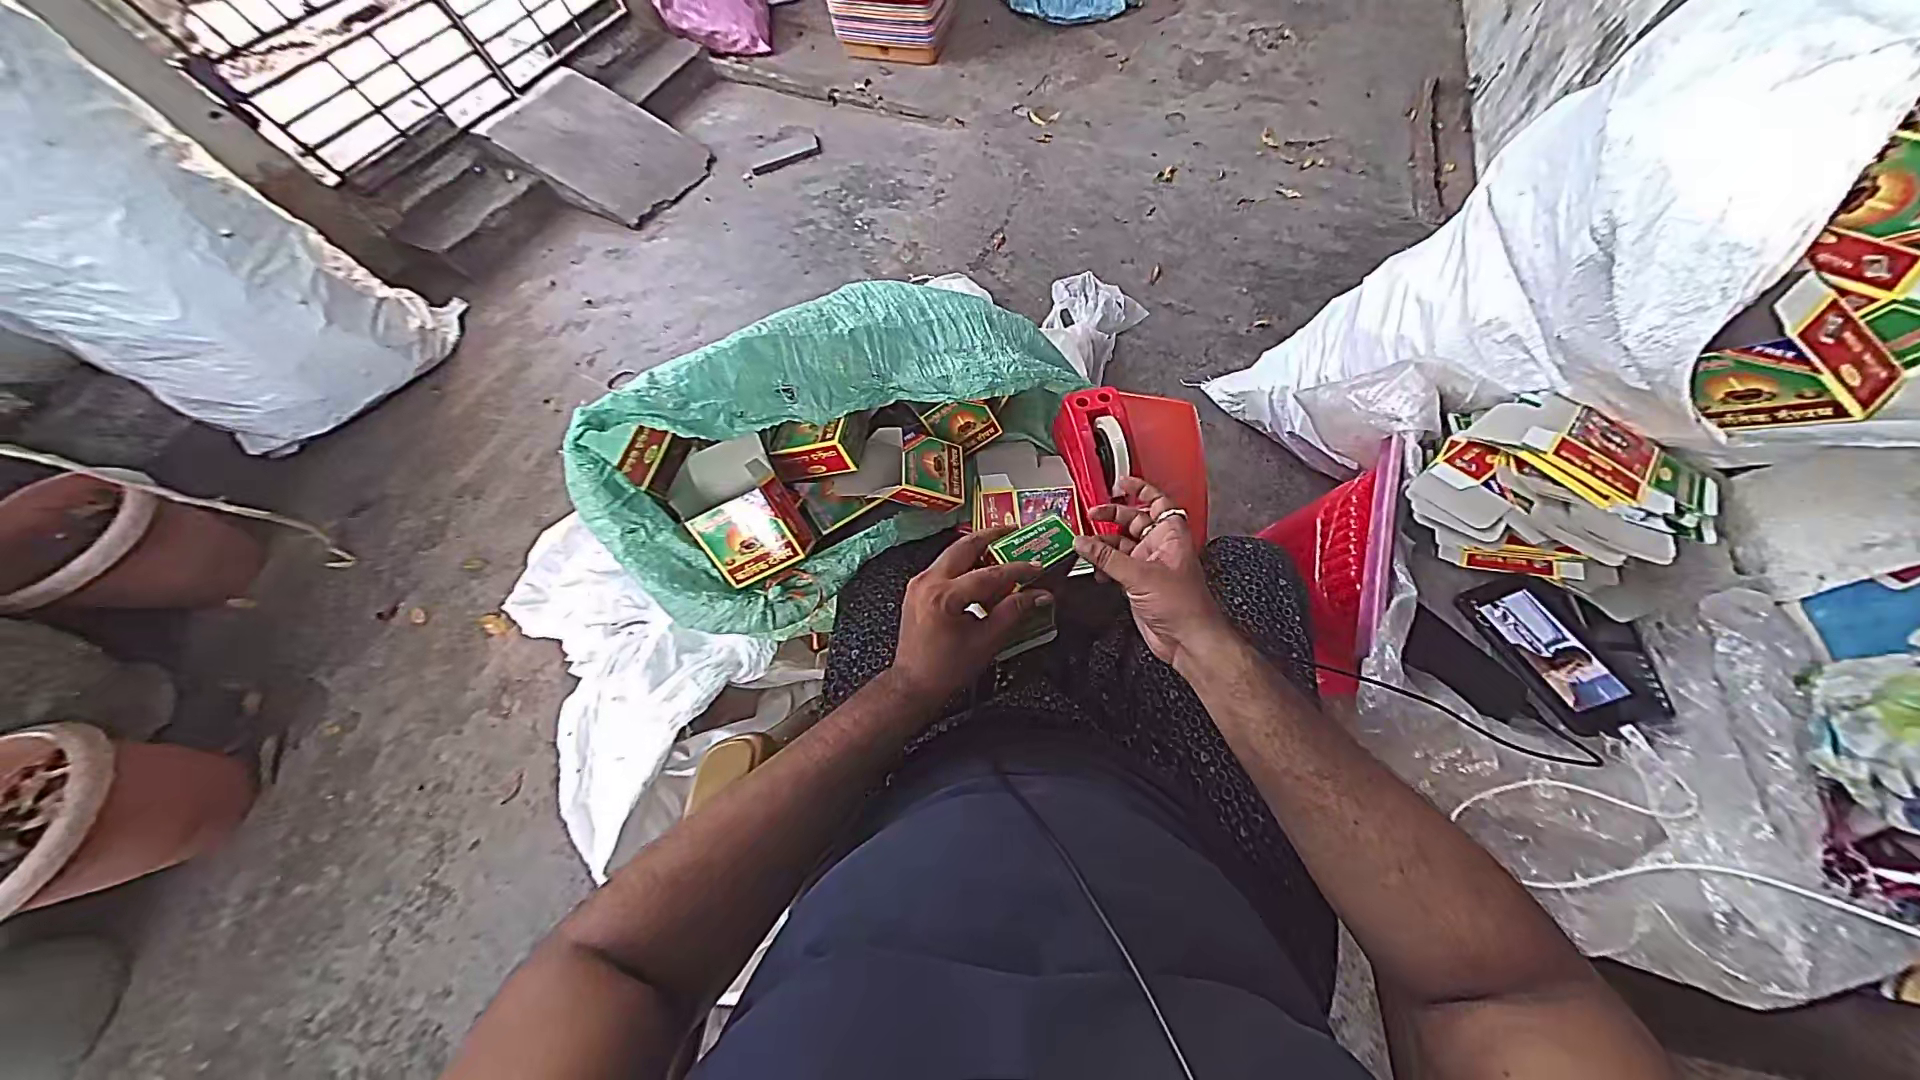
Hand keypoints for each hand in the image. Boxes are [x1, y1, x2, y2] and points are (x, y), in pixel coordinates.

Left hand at [889, 529, 1050, 700]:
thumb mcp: (987, 641)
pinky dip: (965, 563)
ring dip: (978, 548)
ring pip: (953, 553)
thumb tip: (1037, 595)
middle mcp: (927, 582)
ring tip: (1002, 547)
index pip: (989, 574)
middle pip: (965, 546)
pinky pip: (945, 566)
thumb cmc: (946, 669)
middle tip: (1015, 532)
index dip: (1018, 569)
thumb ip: (1013, 612)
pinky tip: (982, 569)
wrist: (914, 683)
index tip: (1037, 567)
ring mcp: (919, 583)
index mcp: (944, 597)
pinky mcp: (917, 588)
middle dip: (992, 536)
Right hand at [1074, 477, 1234, 667]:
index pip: (1157, 502)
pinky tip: (1095, 569)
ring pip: (1121, 545)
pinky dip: (1104, 565)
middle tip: (1092, 514)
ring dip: (1104, 544)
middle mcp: (1160, 547)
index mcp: (1170, 536)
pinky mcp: (1138, 583)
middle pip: (1134, 521)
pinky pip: (1116, 566)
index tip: (1122, 483)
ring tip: (1086, 544)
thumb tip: (1083, 542)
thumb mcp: (1139, 575)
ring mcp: (1148, 565)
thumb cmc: (1183, 606)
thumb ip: (1107, 557)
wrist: (1187, 639)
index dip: (1141, 489)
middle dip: (1113, 516)